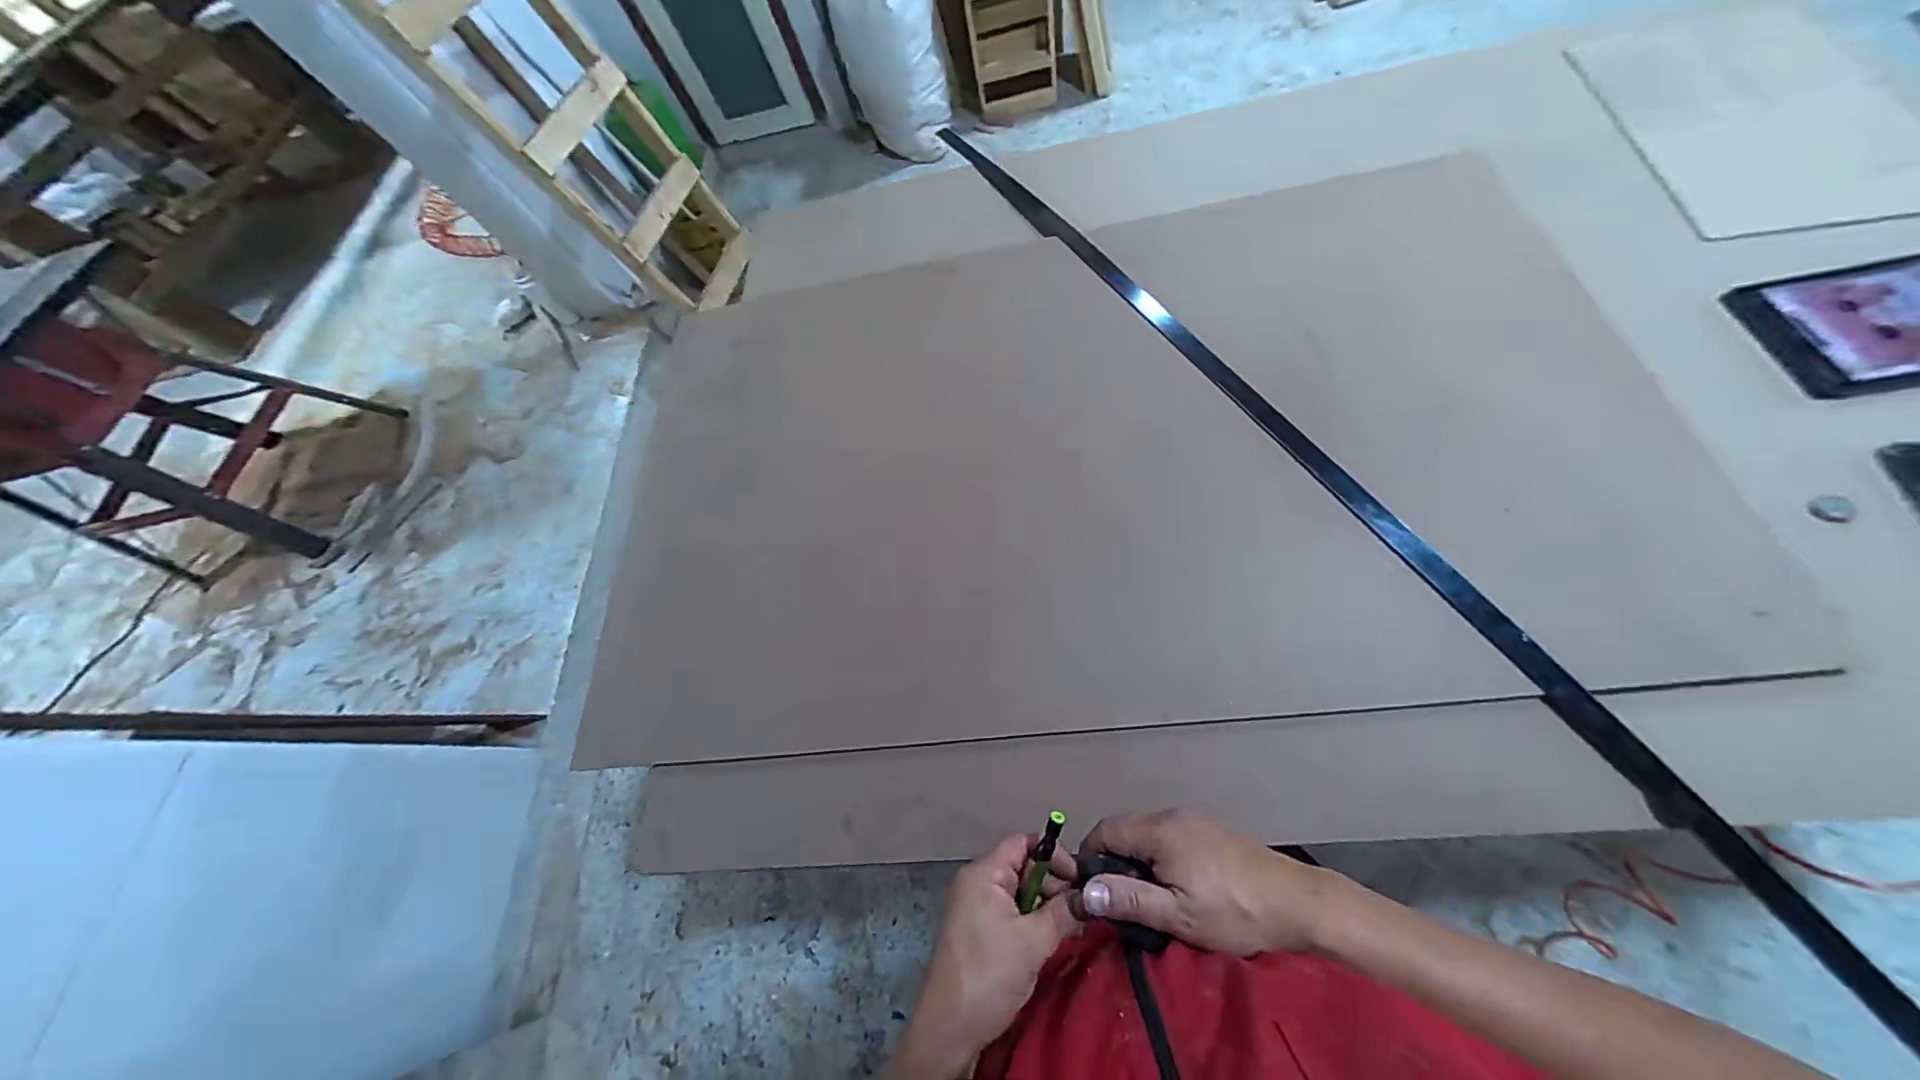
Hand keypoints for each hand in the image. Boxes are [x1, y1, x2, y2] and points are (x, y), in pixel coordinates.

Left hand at [889, 833, 1079, 1078]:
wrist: (951, 1027)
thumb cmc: (990, 975)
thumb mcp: (1034, 942)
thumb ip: (1063, 912)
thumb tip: (1088, 896)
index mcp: (983, 873)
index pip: (1022, 842)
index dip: (1053, 854)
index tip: (1078, 879)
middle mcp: (975, 881)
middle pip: (1021, 864)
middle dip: (1052, 883)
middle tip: (1077, 909)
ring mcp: (973, 904)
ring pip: (1018, 889)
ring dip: (1043, 904)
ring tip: (1067, 926)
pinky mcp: (976, 927)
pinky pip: (1009, 909)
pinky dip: (1030, 918)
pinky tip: (1047, 938)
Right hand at [1079, 808, 1349, 955]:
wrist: (1299, 904)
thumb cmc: (1235, 912)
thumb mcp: (1178, 915)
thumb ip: (1128, 899)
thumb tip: (1084, 890)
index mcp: (1159, 831)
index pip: (1104, 830)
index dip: (1089, 857)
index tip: (1091, 889)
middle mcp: (1172, 815)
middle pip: (1124, 828)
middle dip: (1113, 860)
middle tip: (1119, 898)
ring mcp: (1194, 819)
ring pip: (1147, 832)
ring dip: (1137, 858)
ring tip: (1149, 896)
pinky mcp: (1211, 829)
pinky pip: (1169, 834)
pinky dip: (1159, 854)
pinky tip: (1177, 883)